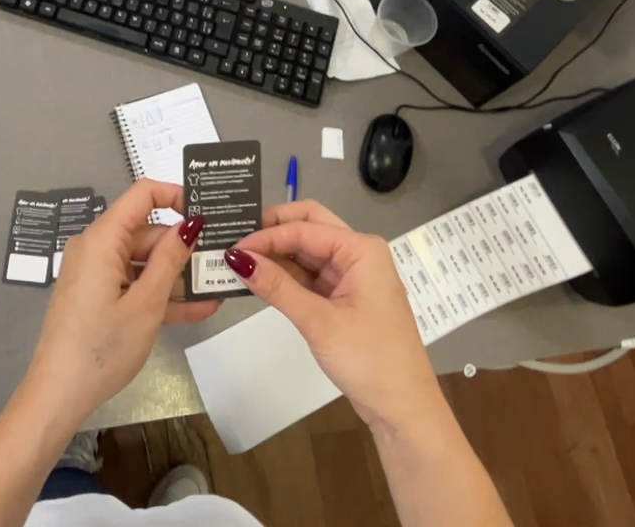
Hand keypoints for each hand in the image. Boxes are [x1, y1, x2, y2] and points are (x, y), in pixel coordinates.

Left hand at [22, 180, 220, 425]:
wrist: (57, 395)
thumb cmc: (102, 346)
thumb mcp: (146, 304)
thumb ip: (170, 260)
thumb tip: (191, 223)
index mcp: (103, 238)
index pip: (143, 194)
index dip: (176, 195)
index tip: (208, 213)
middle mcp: (96, 247)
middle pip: (146, 231)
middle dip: (183, 246)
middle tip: (222, 261)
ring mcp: (96, 273)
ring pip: (143, 261)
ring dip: (177, 276)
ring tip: (218, 289)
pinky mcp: (97, 296)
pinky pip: (133, 283)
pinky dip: (159, 294)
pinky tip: (198, 309)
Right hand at [227, 201, 446, 431]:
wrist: (404, 409)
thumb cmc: (369, 359)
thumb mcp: (319, 321)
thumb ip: (277, 286)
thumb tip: (236, 258)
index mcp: (360, 249)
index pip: (304, 228)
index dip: (266, 236)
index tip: (230, 248)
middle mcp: (357, 254)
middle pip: (308, 225)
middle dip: (272, 229)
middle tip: (234, 237)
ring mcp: (351, 275)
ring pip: (307, 250)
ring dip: (276, 253)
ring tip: (238, 257)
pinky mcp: (344, 297)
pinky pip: (310, 274)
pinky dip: (285, 274)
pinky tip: (259, 277)